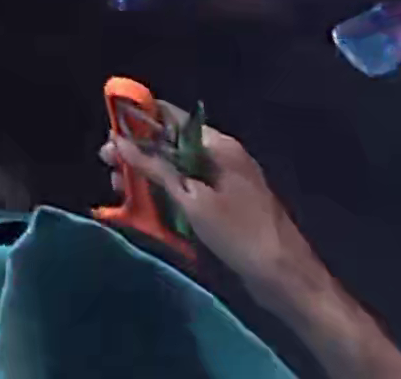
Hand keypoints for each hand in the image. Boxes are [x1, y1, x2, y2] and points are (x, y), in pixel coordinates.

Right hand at [100, 102, 327, 300]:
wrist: (292, 285)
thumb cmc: (241, 234)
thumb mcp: (190, 199)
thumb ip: (153, 166)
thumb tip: (117, 138)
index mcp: (217, 145)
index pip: (169, 116)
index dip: (138, 118)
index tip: (111, 130)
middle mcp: (219, 155)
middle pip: (167, 141)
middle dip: (136, 151)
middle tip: (108, 163)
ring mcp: (223, 179)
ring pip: (173, 166)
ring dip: (145, 174)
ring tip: (120, 188)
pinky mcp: (223, 202)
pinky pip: (184, 185)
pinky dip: (163, 190)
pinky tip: (143, 203)